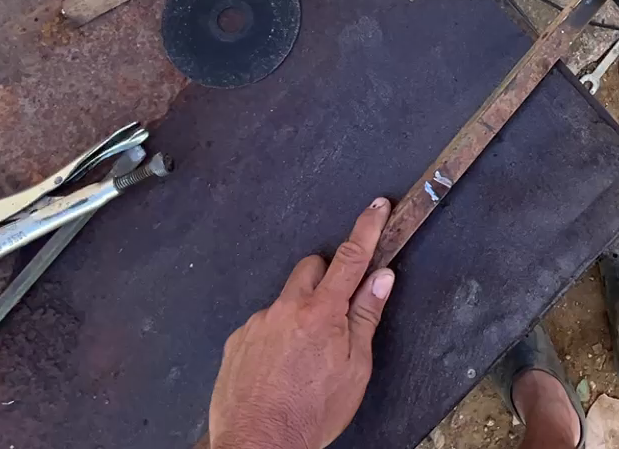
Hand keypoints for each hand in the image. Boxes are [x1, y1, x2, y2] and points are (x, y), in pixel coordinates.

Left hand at [208, 199, 396, 448]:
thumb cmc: (312, 414)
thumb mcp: (355, 369)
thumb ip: (366, 316)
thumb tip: (382, 276)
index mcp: (322, 313)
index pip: (351, 257)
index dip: (367, 227)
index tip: (378, 205)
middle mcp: (286, 308)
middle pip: (311, 267)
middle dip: (326, 278)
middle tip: (333, 312)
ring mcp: (257, 323)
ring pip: (286, 298)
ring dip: (298, 312)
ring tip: (300, 356)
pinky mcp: (236, 341)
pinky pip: (262, 323)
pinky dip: (274, 334)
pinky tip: (278, 367)